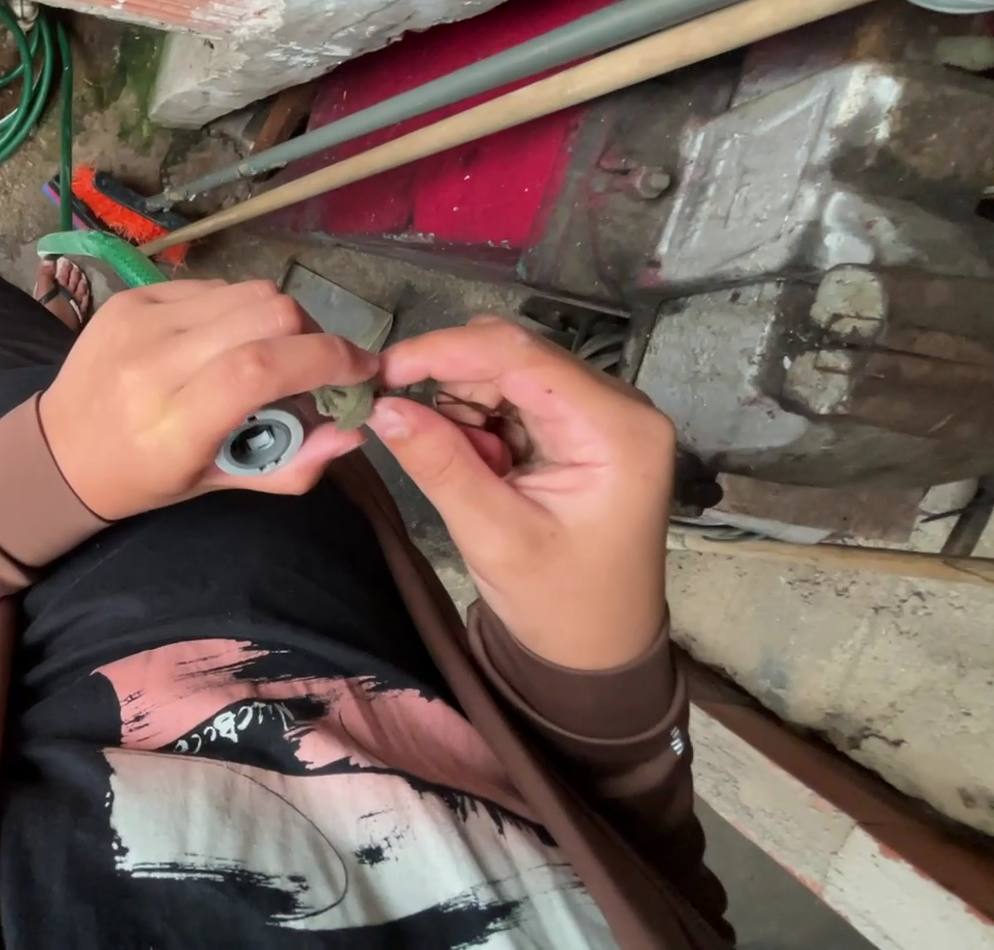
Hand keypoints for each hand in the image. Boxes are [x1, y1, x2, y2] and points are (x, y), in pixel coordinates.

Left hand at [38, 280, 377, 520]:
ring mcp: (136, 321)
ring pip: (245, 291)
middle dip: (311, 334)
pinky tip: (225, 339)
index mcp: (170, 424)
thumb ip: (289, 464)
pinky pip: (212, 287)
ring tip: (271, 352)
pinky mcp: (129, 298)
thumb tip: (354, 430)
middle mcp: (151, 363)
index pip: (259, 369)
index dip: (326, 359)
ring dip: (277, 319)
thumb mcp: (215, 485)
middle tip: (314, 365)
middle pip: (264, 313)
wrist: (59, 448)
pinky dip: (236, 310)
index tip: (361, 370)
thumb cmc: (142, 478)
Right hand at [369, 317, 674, 670]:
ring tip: (467, 470)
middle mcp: (611, 404)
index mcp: (613, 428)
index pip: (517, 355)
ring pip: (497, 370)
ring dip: (456, 407)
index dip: (442, 351)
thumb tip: (380, 407)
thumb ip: (437, 464)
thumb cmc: (556, 598)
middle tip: (405, 425)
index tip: (380, 374)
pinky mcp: (568, 423)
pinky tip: (477, 464)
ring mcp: (590, 410)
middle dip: (445, 382)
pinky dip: (468, 421)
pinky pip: (501, 395)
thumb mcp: (490, 534)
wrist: (593, 641)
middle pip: (507, 354)